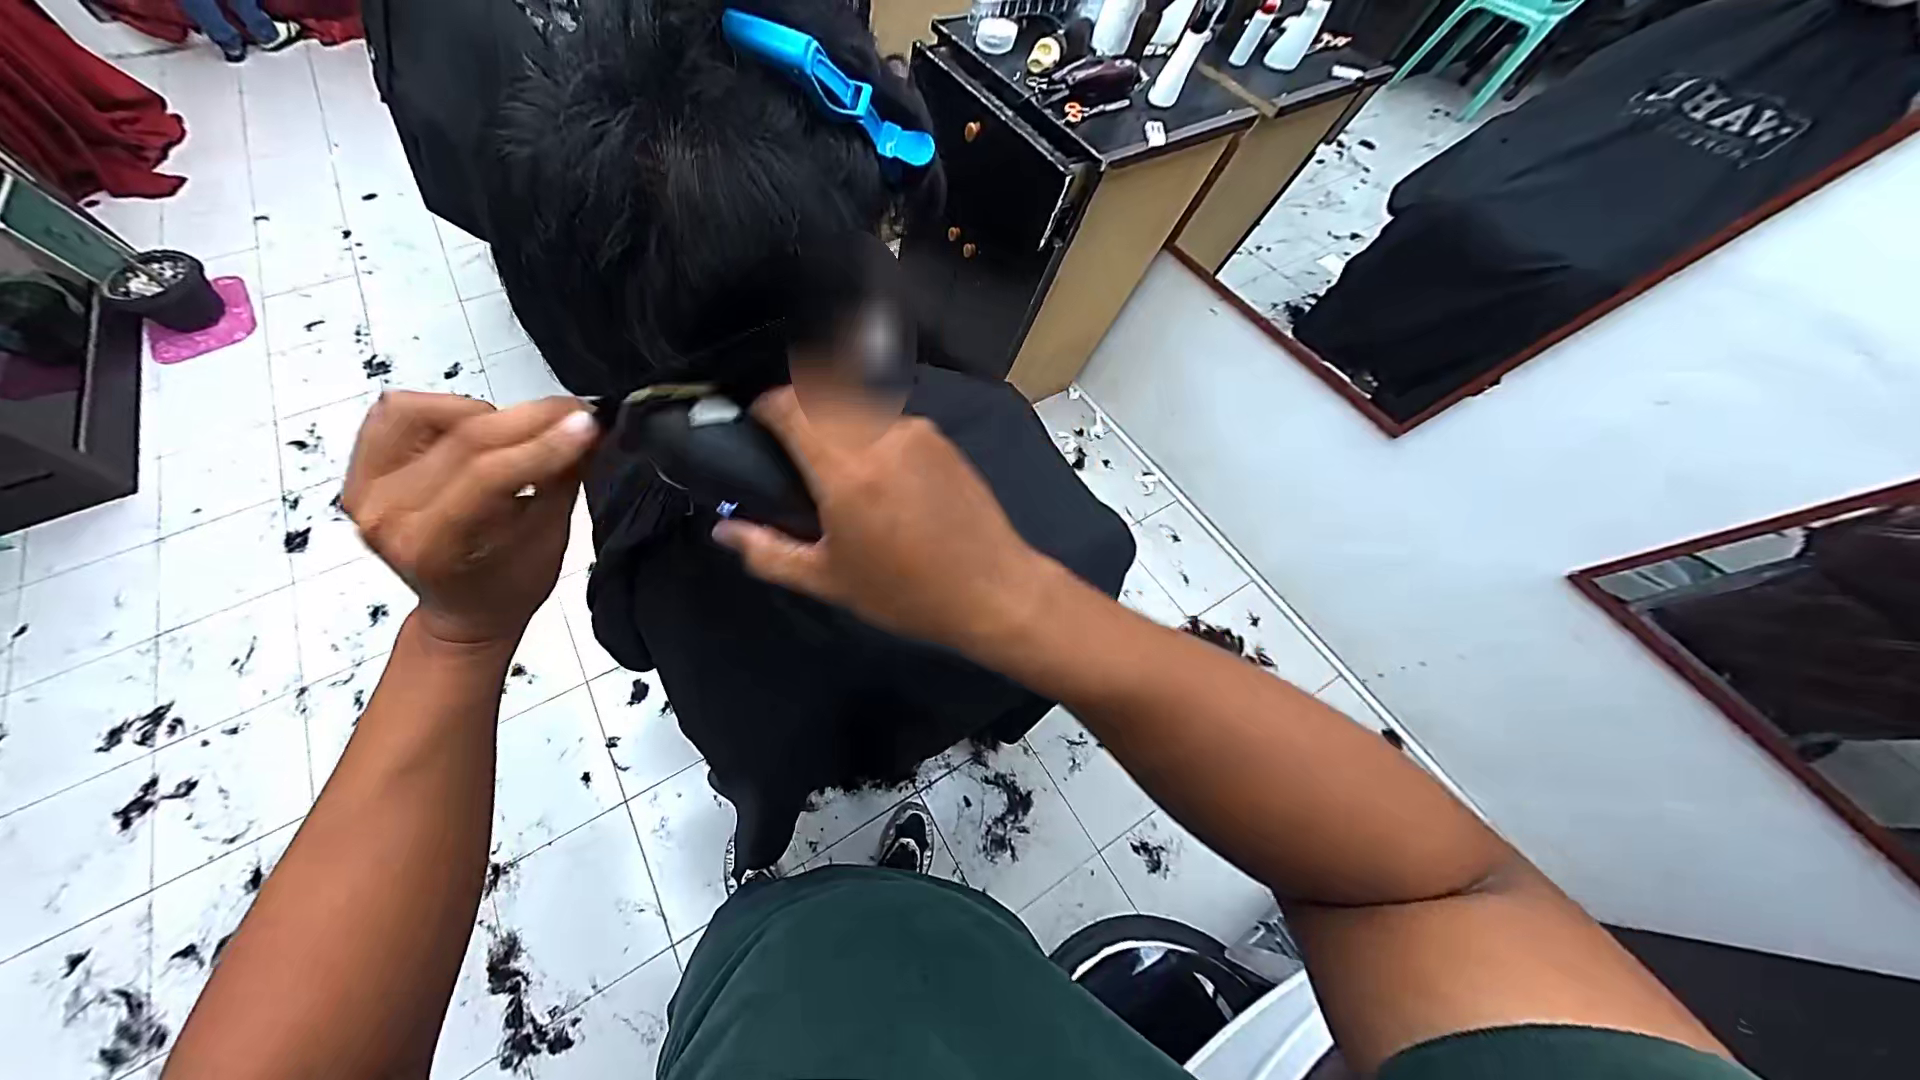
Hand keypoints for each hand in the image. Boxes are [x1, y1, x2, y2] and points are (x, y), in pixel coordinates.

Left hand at [341, 392, 598, 646]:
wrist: (467, 606)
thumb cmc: (509, 585)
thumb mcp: (550, 536)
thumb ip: (563, 476)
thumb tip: (587, 428)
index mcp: (432, 545)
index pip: (489, 475)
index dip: (545, 443)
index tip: (588, 424)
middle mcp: (387, 513)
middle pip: (463, 438)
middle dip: (532, 418)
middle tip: (577, 413)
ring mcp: (366, 486)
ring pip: (427, 414)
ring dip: (490, 414)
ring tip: (525, 432)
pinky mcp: (363, 465)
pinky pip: (400, 411)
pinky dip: (448, 408)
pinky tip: (481, 426)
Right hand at [712, 386, 1057, 649]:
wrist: (995, 590)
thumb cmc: (908, 593)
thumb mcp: (830, 581)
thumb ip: (768, 551)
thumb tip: (725, 530)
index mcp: (846, 469)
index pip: (790, 405)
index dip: (765, 407)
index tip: (758, 426)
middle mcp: (881, 436)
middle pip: (823, 395)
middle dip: (802, 414)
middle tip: (796, 456)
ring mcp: (919, 433)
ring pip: (860, 406)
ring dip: (839, 423)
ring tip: (842, 471)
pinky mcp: (944, 440)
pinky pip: (892, 422)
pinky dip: (874, 435)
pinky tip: (883, 478)